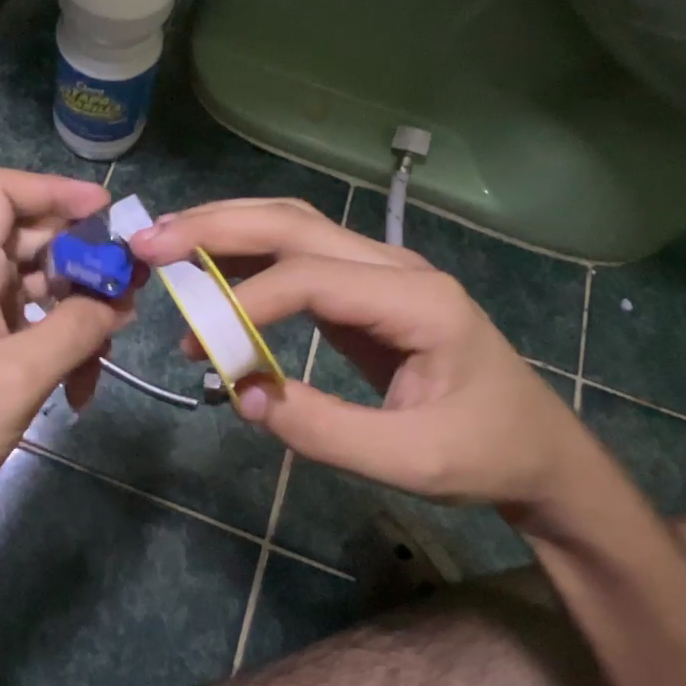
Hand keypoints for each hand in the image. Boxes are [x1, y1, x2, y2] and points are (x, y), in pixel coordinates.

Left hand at [0, 169, 132, 536]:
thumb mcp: (20, 376)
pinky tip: (80, 390)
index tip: (104, 212)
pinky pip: (34, 329)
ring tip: (111, 345)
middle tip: (132, 285)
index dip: (51, 188)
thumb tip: (122, 299)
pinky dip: (64, 348)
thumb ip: (77, 329)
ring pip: (41, 288)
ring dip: (80, 311)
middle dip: (84, 258)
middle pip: (31, 239)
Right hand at [129, 198, 592, 516]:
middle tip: (148, 243)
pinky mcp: (360, 287)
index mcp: (418, 299)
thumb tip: (243, 394)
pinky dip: (243, 255)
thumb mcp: (414, 461)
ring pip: (291, 225)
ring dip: (224, 228)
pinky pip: (295, 254)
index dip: (247, 302)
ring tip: (163, 243)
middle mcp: (394, 266)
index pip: (313, 278)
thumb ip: (326, 431)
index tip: (199, 341)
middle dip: (216, 228)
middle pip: (294, 224)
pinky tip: (204, 269)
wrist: (537, 446)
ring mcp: (377, 270)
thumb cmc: (485, 452)